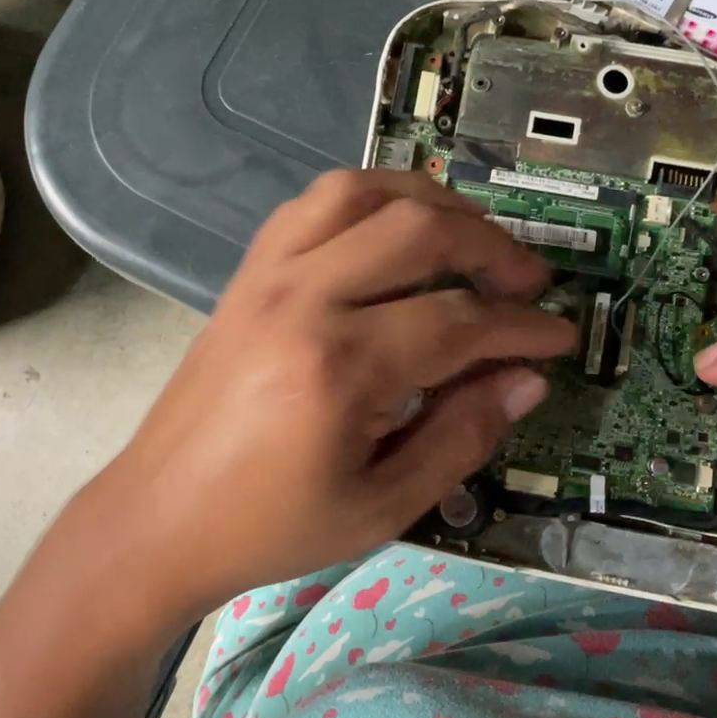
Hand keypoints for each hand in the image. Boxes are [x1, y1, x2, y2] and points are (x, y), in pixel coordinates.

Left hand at [92, 169, 577, 614]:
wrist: (159, 517)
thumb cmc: (271, 526)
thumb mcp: (382, 506)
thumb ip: (462, 436)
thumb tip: (527, 378)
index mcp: (338, 366)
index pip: (458, 321)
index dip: (521, 328)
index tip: (558, 337)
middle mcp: (303, 297)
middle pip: (418, 230)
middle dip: (491, 248)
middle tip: (528, 282)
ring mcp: (268, 273)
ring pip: (364, 191)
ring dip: (432, 202)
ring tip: (472, 236)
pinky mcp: (249, 270)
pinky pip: (316, 202)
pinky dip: (371, 198)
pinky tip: (397, 229)